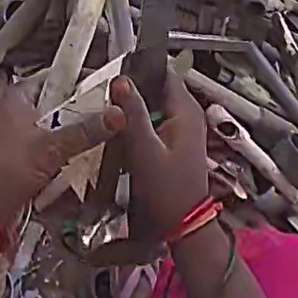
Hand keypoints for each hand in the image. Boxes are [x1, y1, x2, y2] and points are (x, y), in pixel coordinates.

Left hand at [0, 80, 125, 228]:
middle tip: (113, 115)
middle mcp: (23, 111)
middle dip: (87, 112)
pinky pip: (58, 151)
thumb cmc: (4, 170)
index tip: (110, 87)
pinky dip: (71, 155)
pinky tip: (89, 160)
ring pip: (62, 129)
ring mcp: (26, 136)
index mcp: (21, 95)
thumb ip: (86, 131)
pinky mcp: (29, 160)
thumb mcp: (50, 148)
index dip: (85, 80)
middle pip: (64, 104)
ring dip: (80, 136)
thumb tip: (117, 114)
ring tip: (106, 138)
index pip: (60, 75)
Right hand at [109, 73, 209, 231]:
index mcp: (186, 110)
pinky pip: (157, 119)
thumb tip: (121, 81)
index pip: (164, 72)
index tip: (116, 77)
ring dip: (136, 107)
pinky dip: (141, 121)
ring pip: (155, 103)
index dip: (140, 70)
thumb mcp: (145, 151)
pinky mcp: (177, 140)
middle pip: (157, 87)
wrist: (184, 227)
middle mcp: (189, 113)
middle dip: (134, 90)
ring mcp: (184, 127)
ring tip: (113, 114)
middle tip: (108, 98)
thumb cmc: (167, 192)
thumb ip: (133, 114)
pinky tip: (125, 132)